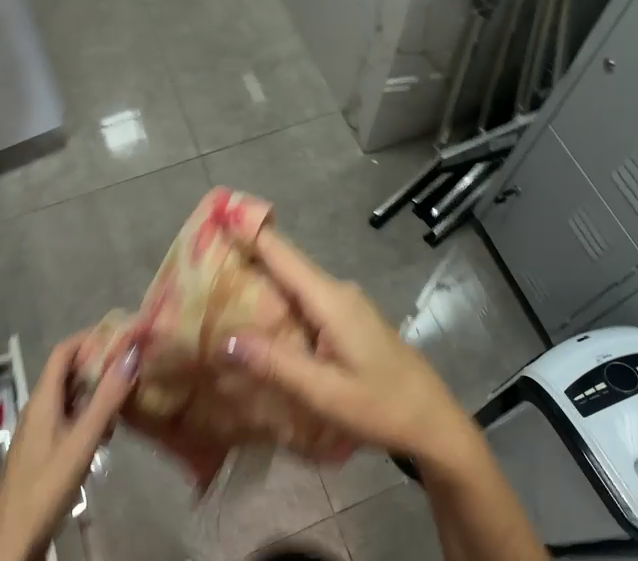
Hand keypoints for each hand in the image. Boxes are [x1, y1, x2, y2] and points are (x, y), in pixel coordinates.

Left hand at [0, 329, 141, 560]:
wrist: (12, 539)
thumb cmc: (46, 485)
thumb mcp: (82, 441)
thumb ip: (107, 399)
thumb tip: (130, 354)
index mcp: (42, 399)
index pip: (63, 351)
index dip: (89, 338)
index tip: (120, 336)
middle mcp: (38, 408)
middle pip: (67, 373)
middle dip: (97, 364)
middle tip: (131, 365)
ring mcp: (39, 431)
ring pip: (69, 398)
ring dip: (95, 392)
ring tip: (126, 396)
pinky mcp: (43, 451)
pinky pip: (68, 419)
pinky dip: (89, 416)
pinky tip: (107, 432)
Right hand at [220, 229, 480, 469]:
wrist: (434, 423)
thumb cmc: (382, 406)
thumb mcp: (324, 393)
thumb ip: (275, 363)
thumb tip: (225, 338)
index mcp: (331, 300)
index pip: (283, 254)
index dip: (252, 232)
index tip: (219, 213)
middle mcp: (338, 292)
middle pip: (286, 265)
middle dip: (247, 257)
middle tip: (203, 259)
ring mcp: (346, 305)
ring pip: (295, 285)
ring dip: (262, 282)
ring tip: (219, 287)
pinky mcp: (349, 321)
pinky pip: (305, 302)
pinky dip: (279, 303)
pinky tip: (258, 319)